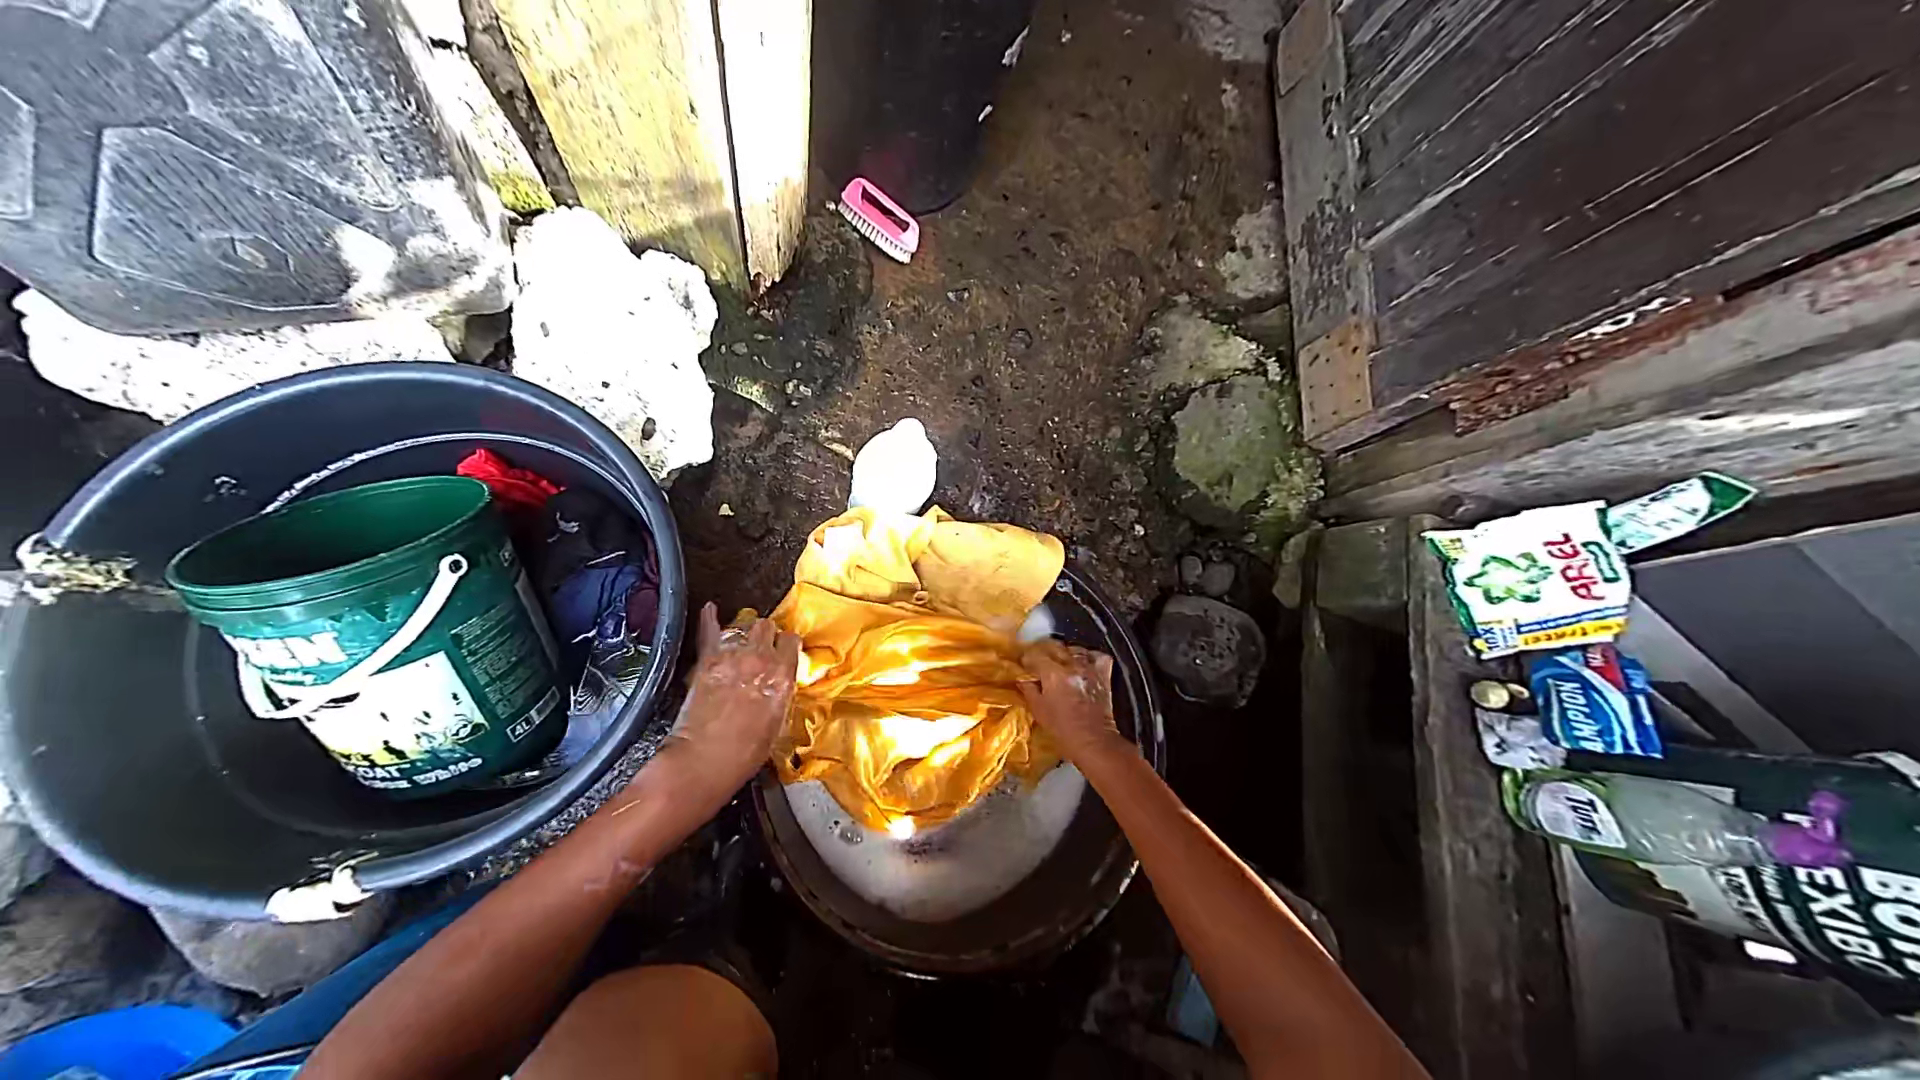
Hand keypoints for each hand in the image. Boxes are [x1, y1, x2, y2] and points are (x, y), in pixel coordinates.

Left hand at [659, 603, 800, 803]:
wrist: (704, 762)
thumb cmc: (741, 754)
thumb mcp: (778, 727)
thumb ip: (781, 697)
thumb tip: (779, 688)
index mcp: (783, 678)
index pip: (792, 641)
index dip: (788, 644)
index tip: (786, 648)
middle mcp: (760, 661)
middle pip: (767, 627)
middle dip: (767, 633)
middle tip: (763, 643)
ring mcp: (732, 657)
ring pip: (744, 624)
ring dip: (744, 630)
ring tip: (742, 636)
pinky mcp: (706, 662)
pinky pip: (709, 630)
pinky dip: (709, 618)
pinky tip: (710, 609)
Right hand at [1019, 642, 1131, 763]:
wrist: (1092, 741)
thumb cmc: (1062, 730)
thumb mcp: (1038, 710)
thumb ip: (1028, 689)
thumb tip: (1023, 678)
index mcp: (1052, 673)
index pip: (1035, 655)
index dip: (1027, 659)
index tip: (1024, 665)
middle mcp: (1071, 666)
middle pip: (1054, 647)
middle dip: (1043, 652)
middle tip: (1038, 662)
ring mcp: (1089, 669)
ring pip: (1074, 648)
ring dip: (1065, 653)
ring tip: (1060, 662)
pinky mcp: (1103, 675)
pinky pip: (1097, 656)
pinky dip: (1089, 656)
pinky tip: (1083, 662)